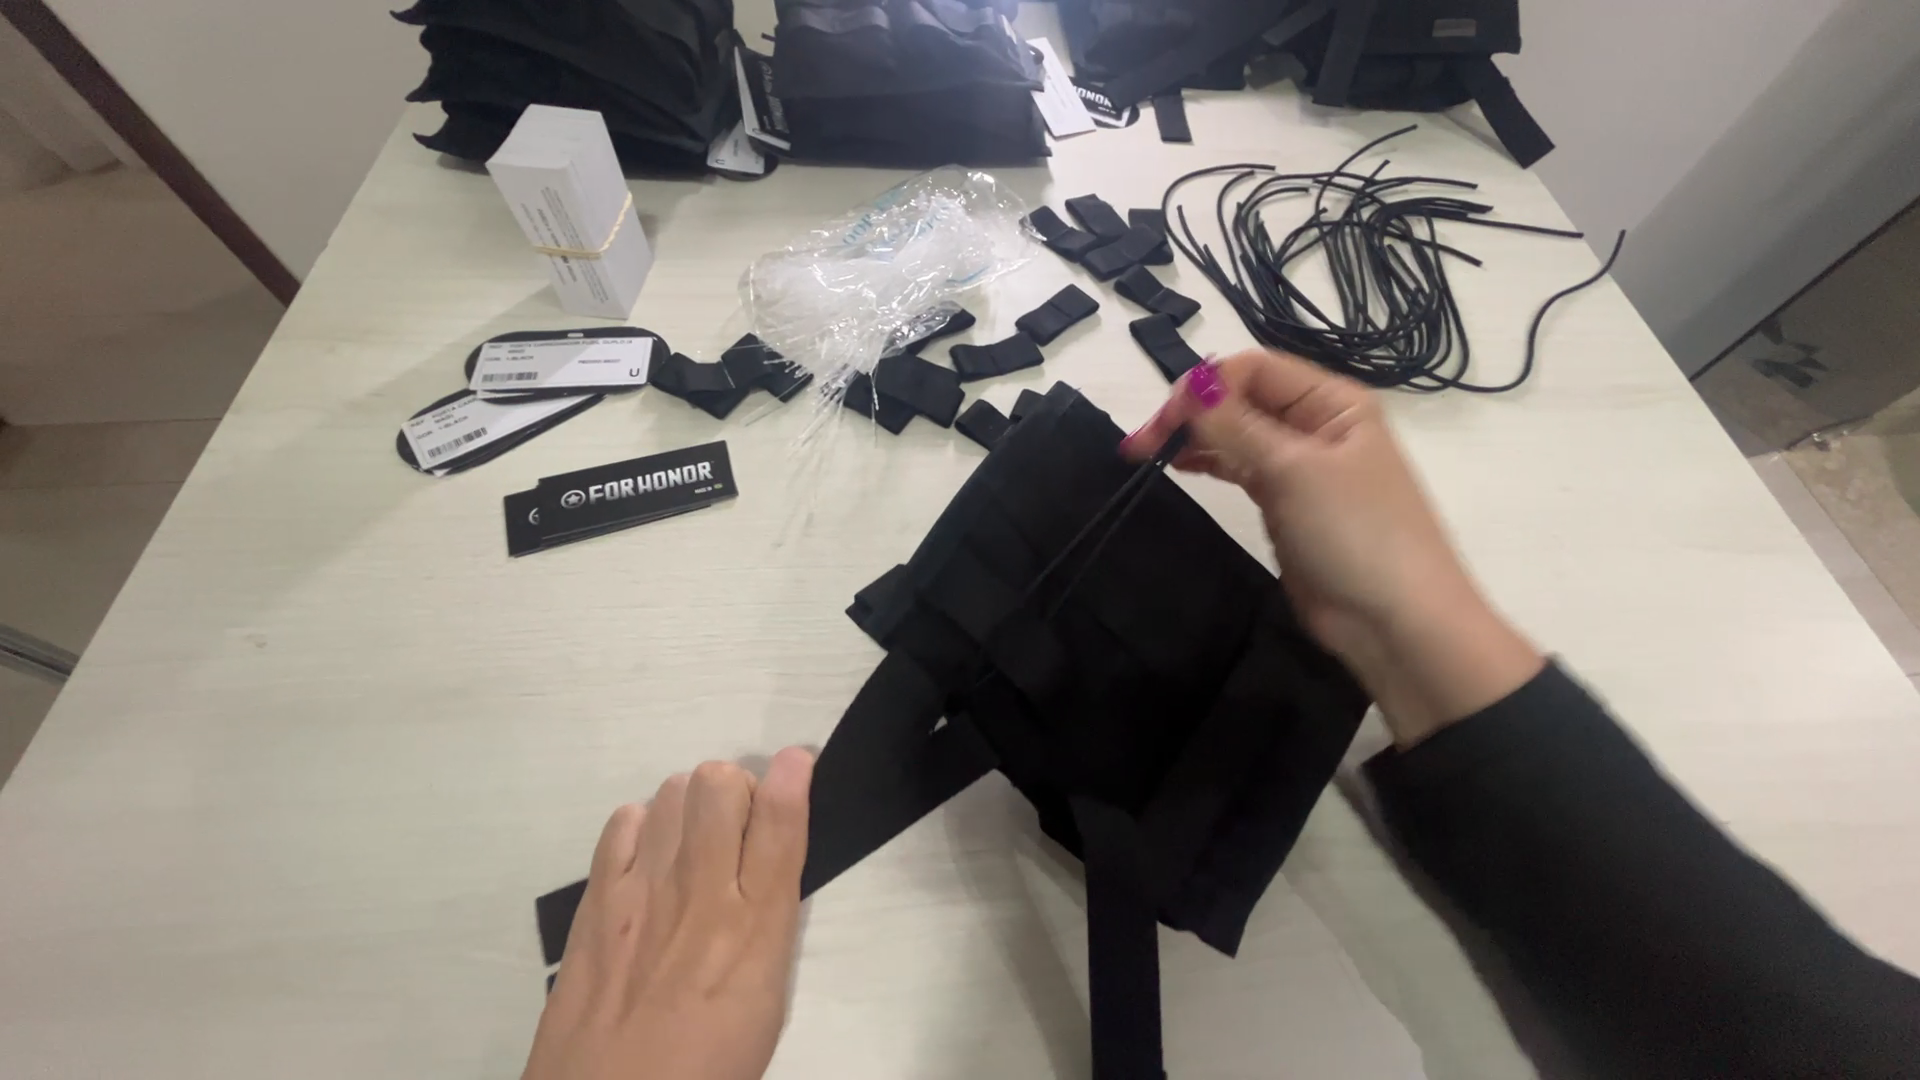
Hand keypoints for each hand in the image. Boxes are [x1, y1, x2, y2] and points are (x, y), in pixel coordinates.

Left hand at [522, 748, 814, 1079]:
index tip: (796, 762)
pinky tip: (648, 862)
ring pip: (673, 791)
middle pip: (720, 784)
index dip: (794, 775)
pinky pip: (624, 820)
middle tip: (736, 827)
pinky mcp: (596, 903)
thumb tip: (774, 856)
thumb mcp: (767, 995)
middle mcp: (702, 894)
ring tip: (691, 844)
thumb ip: (774, 915)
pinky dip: (644, 826)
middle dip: (737, 789)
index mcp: (757, 926)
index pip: (782, 821)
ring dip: (692, 805)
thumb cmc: (707, 1063)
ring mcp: (642, 893)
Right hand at [1122, 350, 1540, 743]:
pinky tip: (1179, 465)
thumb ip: (1235, 425)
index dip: (1203, 387)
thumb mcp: (1292, 470)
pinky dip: (1207, 462)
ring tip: (1146, 454)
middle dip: (1190, 413)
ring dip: (1193, 438)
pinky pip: (1238, 466)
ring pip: (1235, 434)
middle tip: (1141, 445)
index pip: (1253, 370)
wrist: (1393, 621)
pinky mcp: (1283, 500)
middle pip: (1240, 399)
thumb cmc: (1354, 534)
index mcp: (1332, 400)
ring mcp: (1298, 464)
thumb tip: (1189, 382)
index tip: (1162, 423)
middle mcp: (1315, 423)